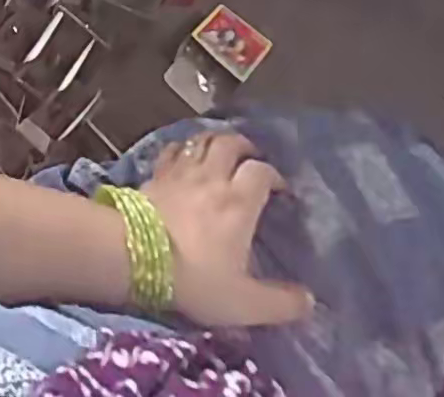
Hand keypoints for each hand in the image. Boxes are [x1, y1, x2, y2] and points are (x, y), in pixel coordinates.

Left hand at [141, 131, 313, 327]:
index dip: (273, 175)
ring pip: (199, 140)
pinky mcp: (155, 173)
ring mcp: (179, 172)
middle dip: (244, 145)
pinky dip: (183, 147)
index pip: (260, 171)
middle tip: (251, 157)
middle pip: (229, 143)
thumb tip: (309, 300)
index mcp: (237, 203)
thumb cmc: (194, 279)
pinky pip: (172, 149)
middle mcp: (210, 178)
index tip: (280, 189)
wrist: (134, 254)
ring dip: (214, 140)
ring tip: (221, 150)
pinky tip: (184, 155)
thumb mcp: (245, 303)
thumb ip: (281, 303)